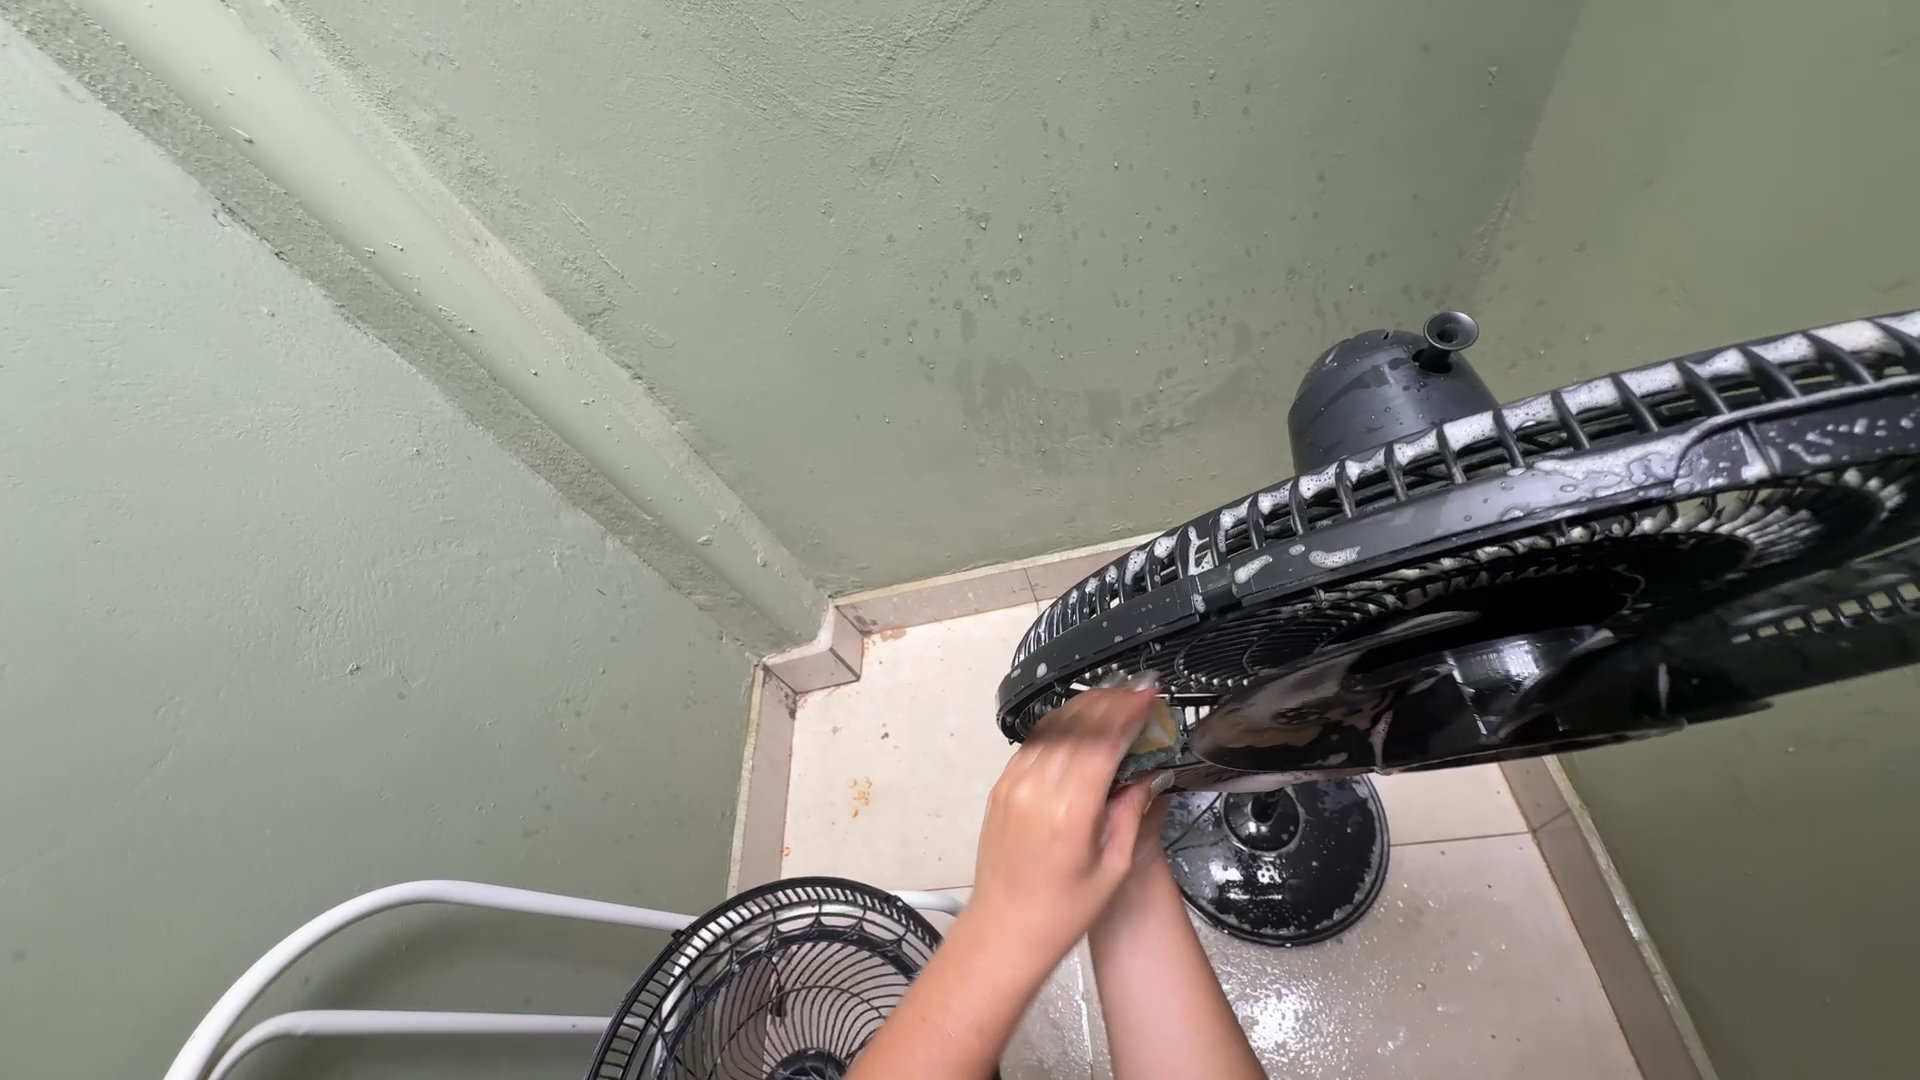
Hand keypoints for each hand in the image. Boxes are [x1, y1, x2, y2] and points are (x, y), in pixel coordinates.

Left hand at [966, 687, 1157, 963]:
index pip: (1102, 742)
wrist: (1004, 929)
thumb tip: (1147, 772)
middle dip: (1108, 702)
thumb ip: (1129, 812)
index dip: (1126, 713)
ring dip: (1083, 708)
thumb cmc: (1066, 910)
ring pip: (1052, 727)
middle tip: (1134, 692)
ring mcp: (1013, 782)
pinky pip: (1033, 743)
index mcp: (1070, 810)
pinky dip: (1058, 726)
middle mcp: (1037, 786)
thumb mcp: (1113, 867)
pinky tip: (1077, 723)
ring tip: (1111, 699)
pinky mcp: (1001, 785)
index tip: (1147, 695)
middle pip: (1076, 725)